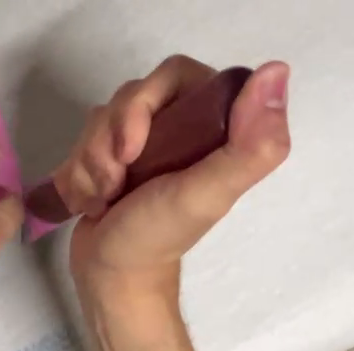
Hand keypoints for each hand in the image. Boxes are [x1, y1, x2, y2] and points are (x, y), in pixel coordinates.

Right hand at [58, 58, 290, 303]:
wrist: (111, 278)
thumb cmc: (157, 237)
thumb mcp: (208, 194)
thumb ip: (250, 144)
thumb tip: (275, 70)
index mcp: (210, 123)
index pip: (173, 74)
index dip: (142, 103)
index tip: (133, 148)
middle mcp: (176, 127)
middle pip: (128, 97)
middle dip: (108, 142)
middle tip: (115, 182)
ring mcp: (139, 146)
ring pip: (98, 123)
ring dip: (92, 167)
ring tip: (104, 200)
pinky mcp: (106, 164)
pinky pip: (78, 149)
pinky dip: (78, 180)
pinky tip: (92, 205)